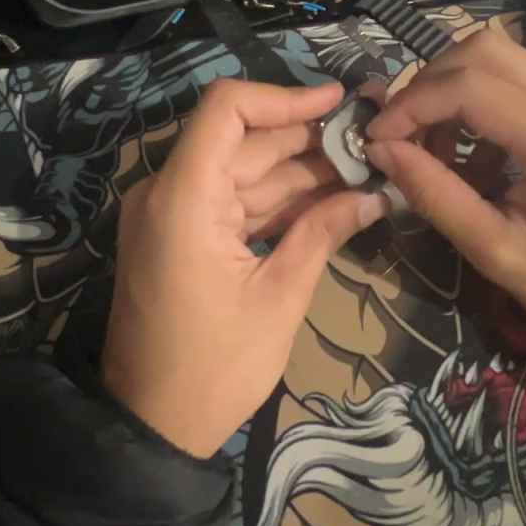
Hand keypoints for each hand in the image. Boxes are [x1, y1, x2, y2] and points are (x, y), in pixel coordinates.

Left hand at [101, 79, 389, 456]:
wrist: (148, 428)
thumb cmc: (213, 369)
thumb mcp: (279, 298)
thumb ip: (324, 232)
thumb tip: (376, 193)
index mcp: (184, 197)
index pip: (227, 108)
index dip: (285, 97)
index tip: (338, 103)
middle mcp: (170, 190)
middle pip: (246, 140)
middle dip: (310, 139)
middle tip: (369, 142)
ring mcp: (174, 211)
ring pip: (246, 169)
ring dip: (301, 170)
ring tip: (362, 170)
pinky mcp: (183, 231)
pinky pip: (236, 198)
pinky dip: (279, 198)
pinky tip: (330, 198)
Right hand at [365, 28, 525, 349]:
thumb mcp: (497, 252)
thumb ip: (436, 195)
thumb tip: (380, 150)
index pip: (469, 86)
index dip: (412, 104)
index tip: (377, 138)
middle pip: (483, 50)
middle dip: (429, 85)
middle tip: (402, 134)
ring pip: (498, 55)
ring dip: (452, 89)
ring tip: (435, 150)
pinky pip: (516, 77)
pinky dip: (478, 101)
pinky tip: (471, 155)